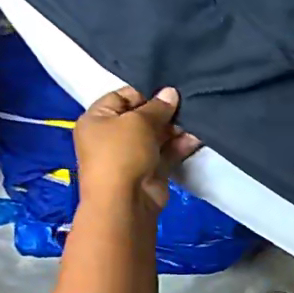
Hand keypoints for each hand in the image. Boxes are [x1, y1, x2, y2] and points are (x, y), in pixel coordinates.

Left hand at [74, 86, 202, 212]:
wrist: (125, 201)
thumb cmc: (122, 153)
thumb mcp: (138, 121)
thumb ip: (158, 107)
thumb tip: (171, 93)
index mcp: (97, 119)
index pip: (121, 97)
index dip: (145, 93)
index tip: (168, 91)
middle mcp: (112, 136)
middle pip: (141, 117)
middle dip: (164, 112)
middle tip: (187, 103)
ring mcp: (131, 155)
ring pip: (156, 136)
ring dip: (175, 129)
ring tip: (195, 120)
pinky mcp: (149, 171)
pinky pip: (166, 153)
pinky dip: (179, 146)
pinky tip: (196, 138)